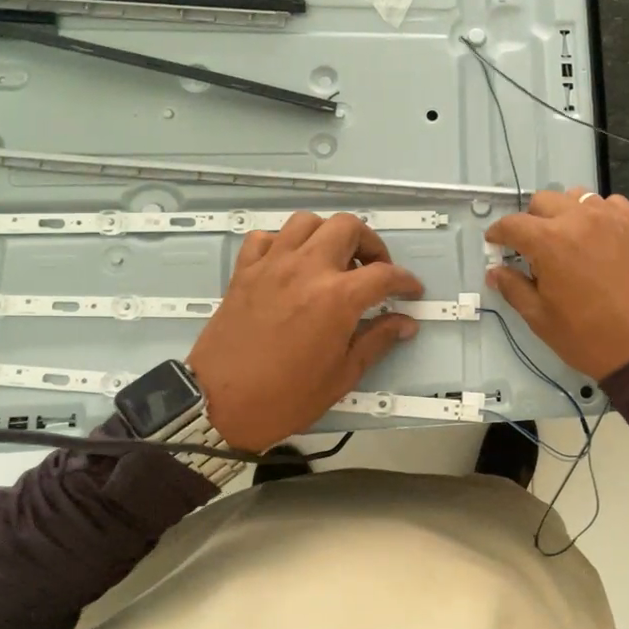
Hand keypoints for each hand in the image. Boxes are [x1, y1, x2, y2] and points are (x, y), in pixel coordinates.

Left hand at [187, 213, 423, 450]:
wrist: (218, 406)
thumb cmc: (286, 397)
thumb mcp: (342, 374)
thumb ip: (376, 339)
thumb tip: (405, 323)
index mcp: (337, 297)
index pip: (384, 274)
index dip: (405, 281)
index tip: (411, 291)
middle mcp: (307, 269)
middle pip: (347, 227)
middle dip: (369, 244)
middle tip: (373, 270)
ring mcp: (272, 266)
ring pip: (307, 222)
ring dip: (327, 235)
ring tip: (332, 262)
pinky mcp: (244, 272)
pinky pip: (265, 238)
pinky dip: (282, 243)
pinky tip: (290, 265)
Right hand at [484, 189, 628, 379]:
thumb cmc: (589, 337)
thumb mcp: (541, 318)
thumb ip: (514, 288)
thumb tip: (495, 271)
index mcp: (550, 241)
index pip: (513, 224)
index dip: (499, 234)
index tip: (496, 243)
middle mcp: (580, 218)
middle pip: (544, 201)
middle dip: (532, 221)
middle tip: (535, 248)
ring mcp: (612, 217)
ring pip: (577, 197)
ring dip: (566, 214)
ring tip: (570, 240)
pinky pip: (611, 204)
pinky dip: (598, 215)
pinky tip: (601, 238)